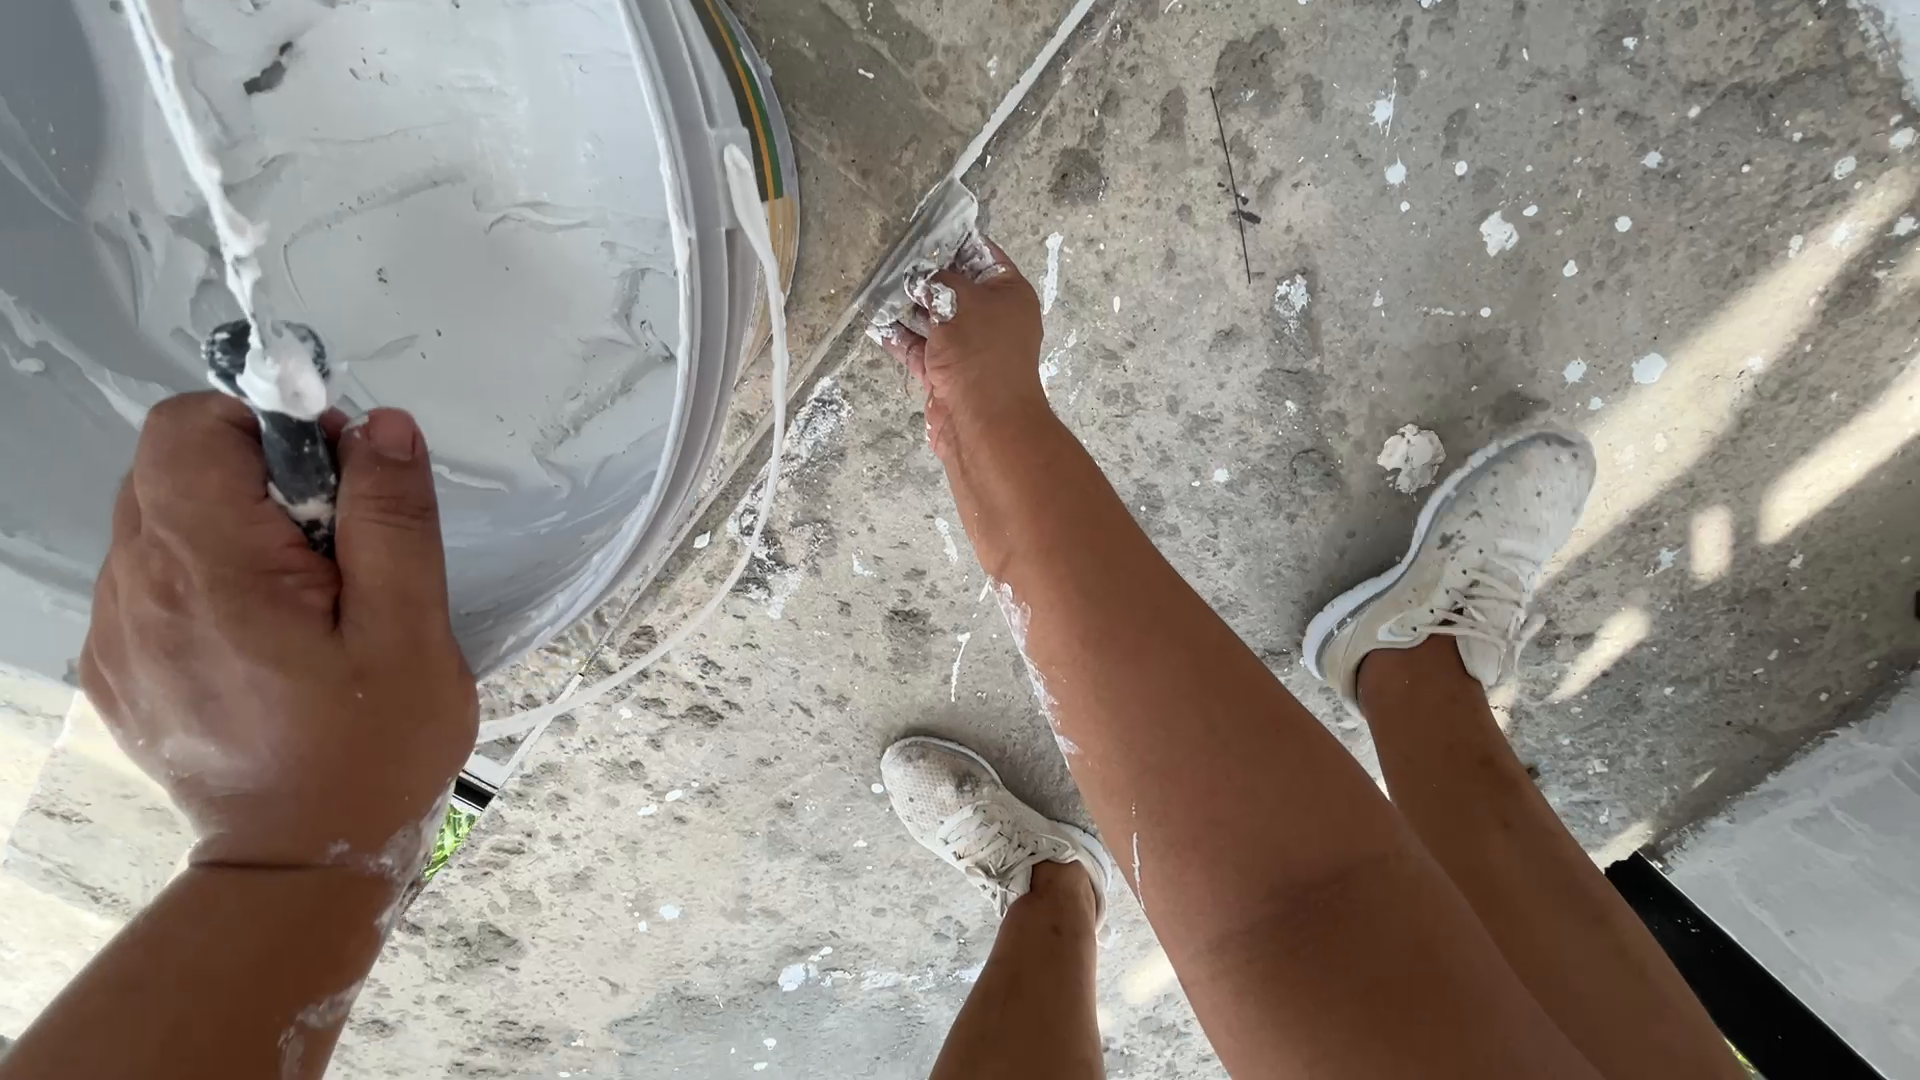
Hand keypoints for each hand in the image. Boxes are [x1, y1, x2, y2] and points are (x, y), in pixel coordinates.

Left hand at [81, 393, 476, 878]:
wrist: (305, 854)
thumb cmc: (379, 739)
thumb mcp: (413, 627)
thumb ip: (393, 521)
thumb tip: (381, 426)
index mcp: (208, 573)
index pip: (187, 430)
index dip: (268, 425)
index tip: (344, 474)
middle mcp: (134, 591)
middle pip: (173, 469)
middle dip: (267, 474)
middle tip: (347, 541)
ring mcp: (116, 632)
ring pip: (164, 520)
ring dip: (247, 524)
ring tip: (321, 592)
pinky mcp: (123, 662)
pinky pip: (158, 575)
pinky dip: (221, 570)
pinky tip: (279, 630)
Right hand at [876, 236, 1051, 458]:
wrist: (983, 421)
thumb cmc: (980, 351)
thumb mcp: (960, 299)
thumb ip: (939, 280)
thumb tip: (924, 278)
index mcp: (1009, 295)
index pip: (984, 257)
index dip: (956, 242)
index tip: (927, 231)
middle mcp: (991, 320)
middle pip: (955, 289)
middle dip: (925, 277)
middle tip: (894, 260)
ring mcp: (967, 350)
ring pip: (934, 321)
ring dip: (907, 308)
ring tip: (879, 288)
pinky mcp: (945, 376)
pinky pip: (920, 350)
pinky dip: (899, 338)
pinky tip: (876, 324)